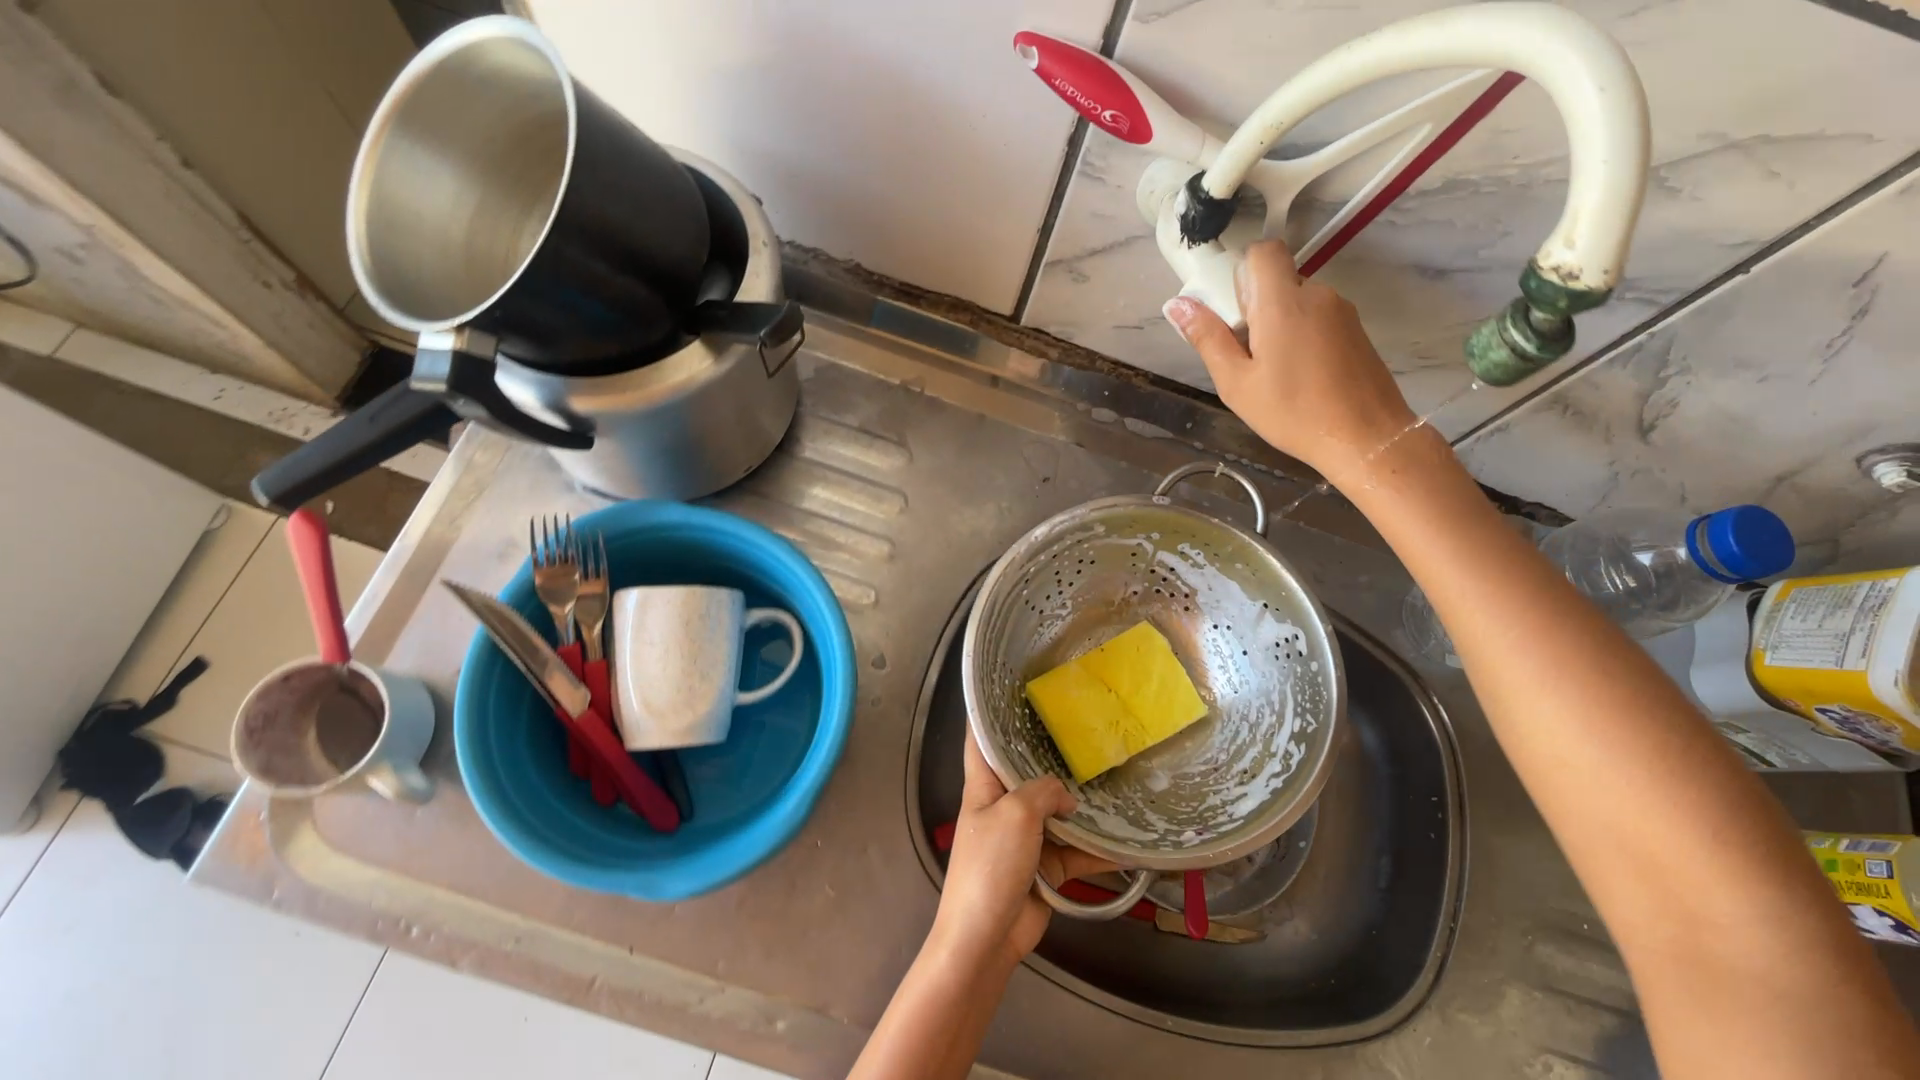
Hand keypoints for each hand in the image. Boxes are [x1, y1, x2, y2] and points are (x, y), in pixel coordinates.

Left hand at [932, 732, 1115, 970]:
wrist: (986, 938)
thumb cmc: (990, 866)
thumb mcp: (1016, 815)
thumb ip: (1044, 792)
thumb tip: (1067, 797)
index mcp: (983, 786)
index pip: (981, 739)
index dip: (990, 712)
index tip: (1011, 685)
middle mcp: (1003, 806)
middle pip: (1028, 772)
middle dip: (1054, 754)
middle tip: (1088, 726)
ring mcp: (1024, 837)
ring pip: (1058, 811)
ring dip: (1084, 804)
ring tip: (1120, 776)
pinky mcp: (1045, 867)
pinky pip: (1076, 851)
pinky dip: (1099, 849)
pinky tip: (1130, 842)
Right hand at [1162, 238, 1418, 484]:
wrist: (1367, 438)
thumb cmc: (1293, 413)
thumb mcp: (1237, 384)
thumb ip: (1207, 338)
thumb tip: (1176, 304)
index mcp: (1282, 302)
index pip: (1262, 251)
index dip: (1242, 272)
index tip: (1234, 312)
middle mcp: (1316, 294)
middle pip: (1277, 279)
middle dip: (1256, 306)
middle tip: (1249, 356)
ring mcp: (1341, 311)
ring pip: (1298, 300)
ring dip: (1280, 324)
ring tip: (1276, 373)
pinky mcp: (1356, 329)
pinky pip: (1318, 318)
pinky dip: (1303, 336)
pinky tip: (1302, 376)